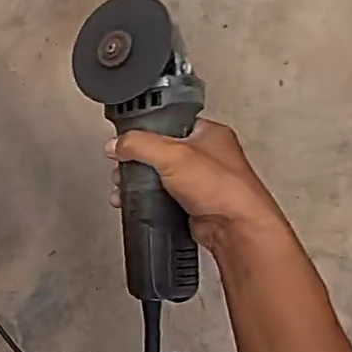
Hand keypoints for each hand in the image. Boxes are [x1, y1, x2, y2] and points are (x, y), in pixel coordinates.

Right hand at [108, 118, 290, 248]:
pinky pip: (160, 196)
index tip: (126, 140)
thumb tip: (116, 144)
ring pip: (157, 175)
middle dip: (135, 162)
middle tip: (125, 167)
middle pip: (157, 151)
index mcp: (207, 133)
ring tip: (125, 187)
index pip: (168, 122)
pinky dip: (145, 199)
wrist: (234, 229)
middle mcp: (204, 155)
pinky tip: (136, 202)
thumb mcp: (172, 155)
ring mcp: (197, 180)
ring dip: (137, 182)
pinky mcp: (190, 202)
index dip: (144, 130)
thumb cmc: (223, 189)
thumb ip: (139, 145)